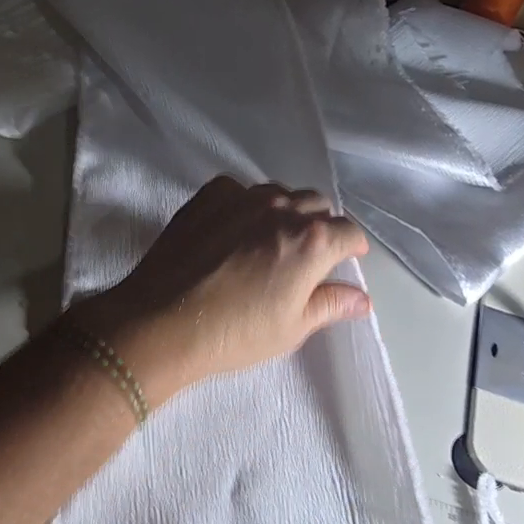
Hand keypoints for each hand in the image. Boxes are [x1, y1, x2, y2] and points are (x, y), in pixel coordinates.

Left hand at [68, 176, 372, 405]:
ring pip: (279, 193)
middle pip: (317, 204)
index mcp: (312, 242)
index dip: (351, 247)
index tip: (346, 259)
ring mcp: (243, 197)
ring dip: (285, 211)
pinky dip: (246, 204)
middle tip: (306, 255)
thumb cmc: (234, 333)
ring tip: (270, 240)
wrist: (162, 322)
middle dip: (320, 225)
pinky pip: (240, 190)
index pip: (348, 231)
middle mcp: (282, 209)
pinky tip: (235, 229)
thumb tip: (362, 300)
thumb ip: (330, 305)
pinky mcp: (209, 196)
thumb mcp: (291, 328)